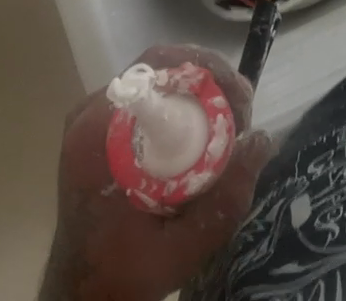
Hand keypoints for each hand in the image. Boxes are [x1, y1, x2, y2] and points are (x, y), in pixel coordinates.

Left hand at [39, 45, 273, 300]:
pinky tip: (204, 133)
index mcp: (97, 137)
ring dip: (199, 92)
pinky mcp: (98, 129)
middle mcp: (89, 116)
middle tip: (243, 114)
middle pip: (158, 68)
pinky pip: (148, 97)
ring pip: (156, 79)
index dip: (206, 72)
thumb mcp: (184, 246)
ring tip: (230, 124)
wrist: (83, 294)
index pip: (155, 71)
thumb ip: (225, 198)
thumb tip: (262, 138)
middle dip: (210, 80)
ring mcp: (91, 120)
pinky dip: (181, 105)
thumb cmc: (125, 272)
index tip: (240, 101)